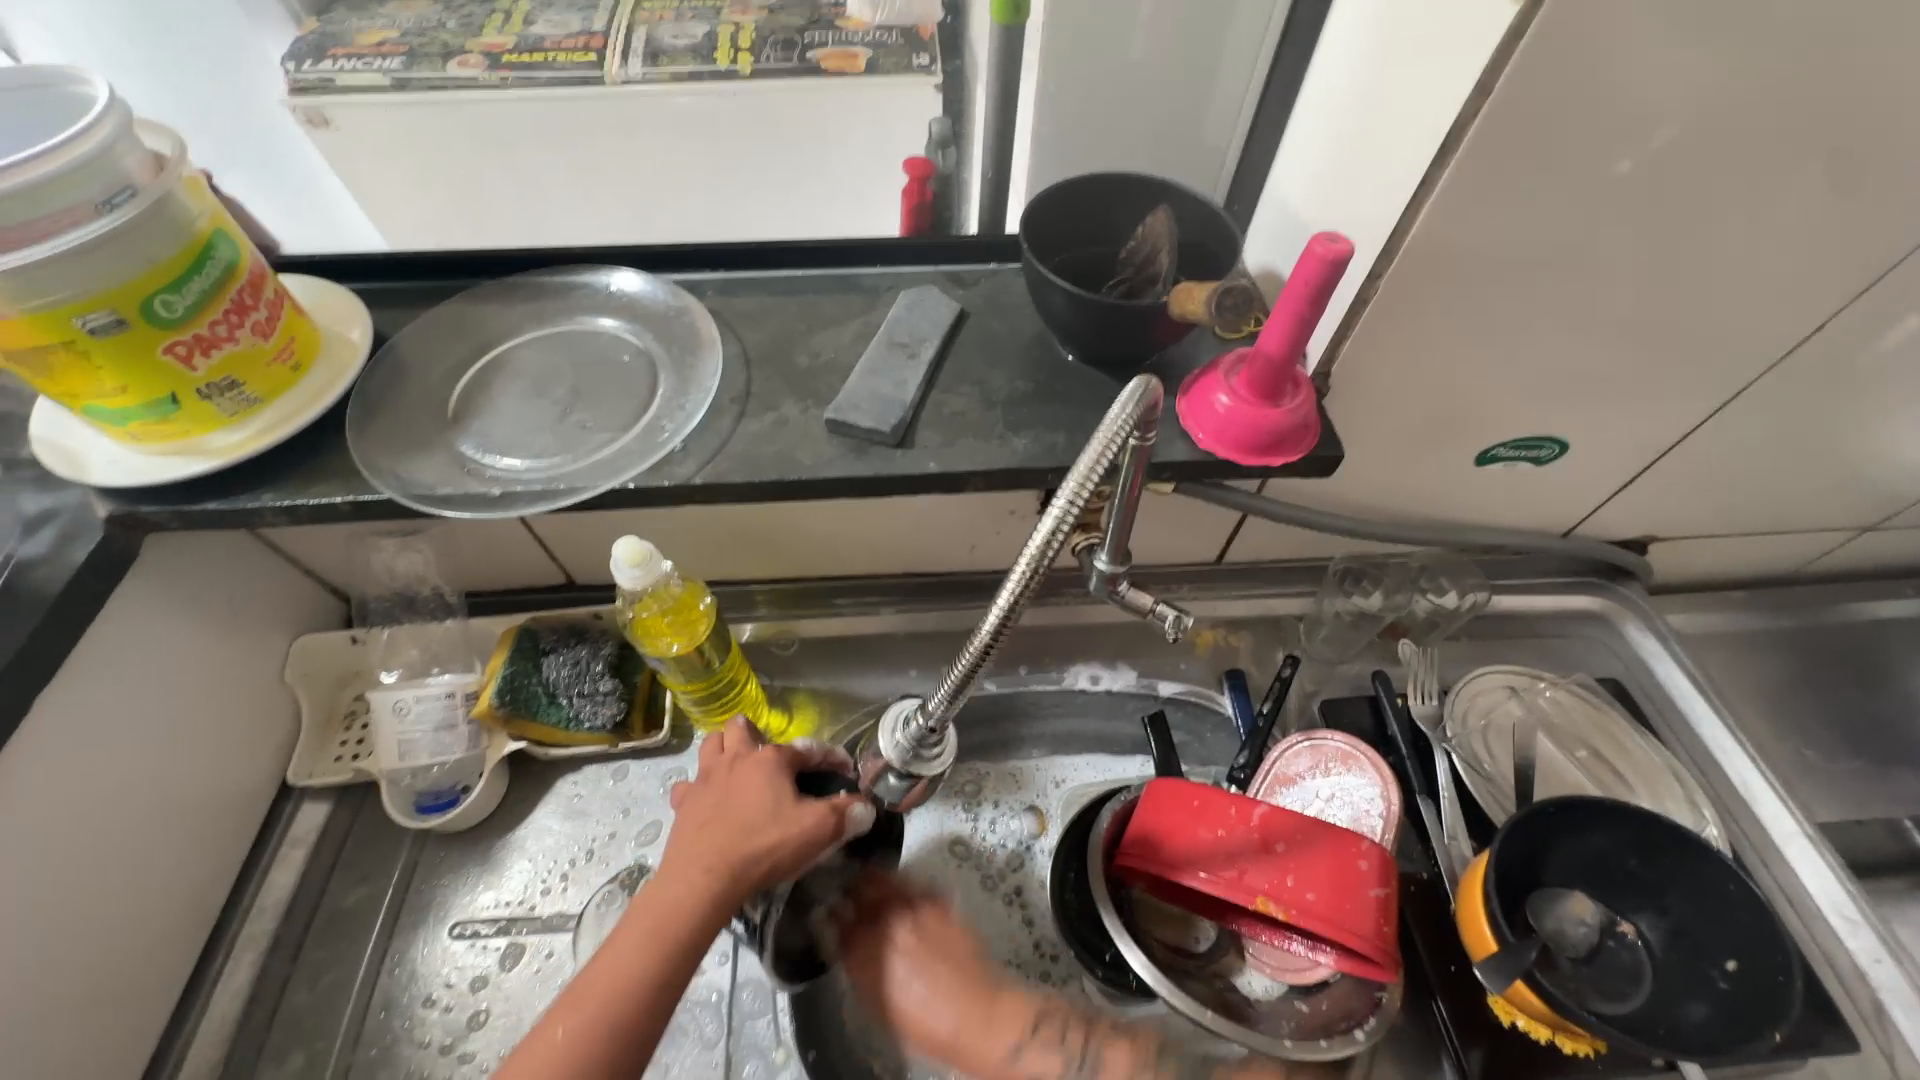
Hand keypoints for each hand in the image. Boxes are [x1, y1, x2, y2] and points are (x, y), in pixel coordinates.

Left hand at [657, 717, 874, 907]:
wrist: (704, 879)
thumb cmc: (764, 847)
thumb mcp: (817, 831)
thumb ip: (846, 815)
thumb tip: (866, 807)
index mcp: (771, 760)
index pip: (808, 748)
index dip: (830, 756)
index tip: (844, 769)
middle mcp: (736, 758)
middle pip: (742, 728)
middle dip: (757, 734)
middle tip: (770, 757)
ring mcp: (705, 778)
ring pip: (711, 744)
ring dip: (724, 749)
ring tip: (736, 765)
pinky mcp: (683, 803)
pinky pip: (688, 785)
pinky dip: (697, 788)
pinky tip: (705, 800)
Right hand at [833, 872, 1012, 1064]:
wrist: (972, 1013)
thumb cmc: (920, 1022)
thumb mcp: (875, 1001)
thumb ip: (857, 966)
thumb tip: (848, 943)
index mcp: (861, 950)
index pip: (835, 918)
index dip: (832, 913)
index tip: (832, 912)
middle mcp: (882, 920)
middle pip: (858, 888)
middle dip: (851, 887)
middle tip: (850, 890)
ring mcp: (911, 905)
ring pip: (884, 878)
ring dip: (874, 879)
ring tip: (873, 883)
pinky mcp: (937, 900)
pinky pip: (912, 882)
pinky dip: (903, 883)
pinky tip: (904, 892)